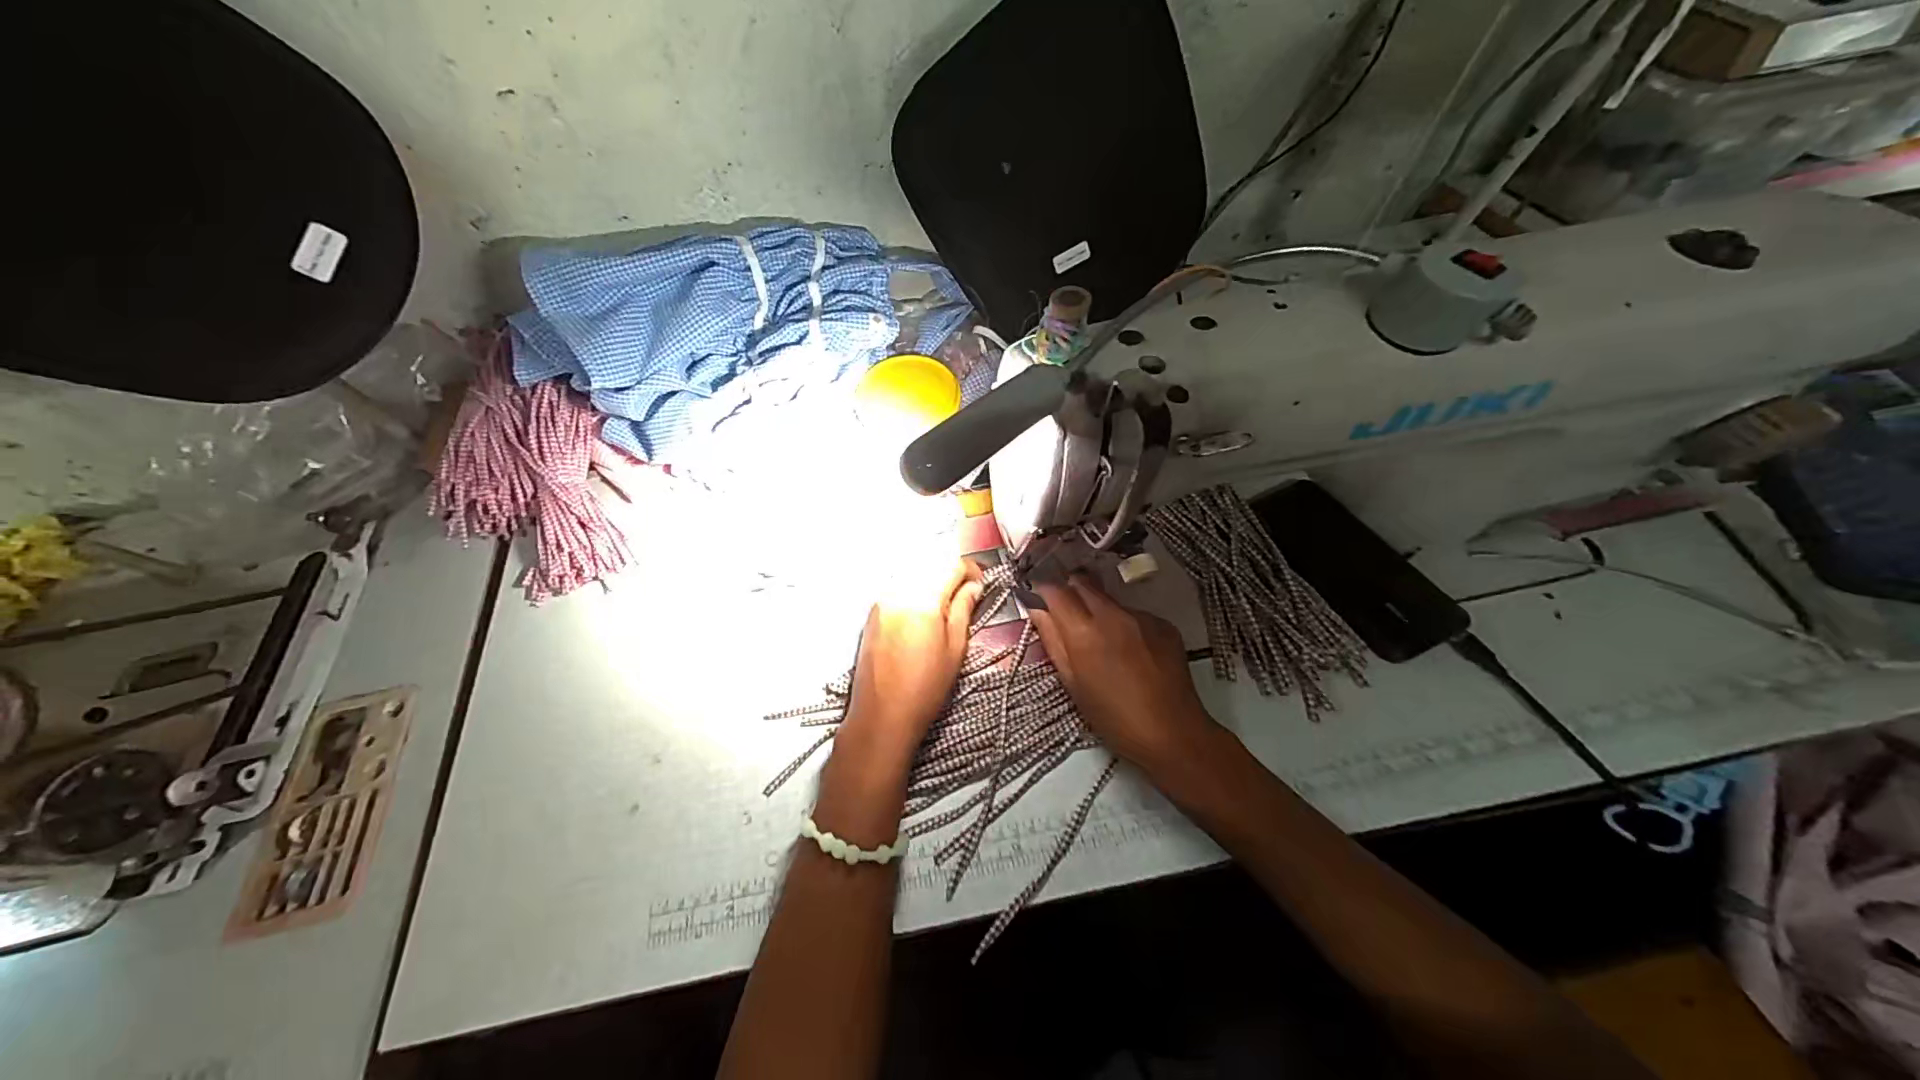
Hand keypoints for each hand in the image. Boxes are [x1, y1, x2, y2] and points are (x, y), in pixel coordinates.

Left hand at [845, 560, 984, 749]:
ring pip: (912, 570)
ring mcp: (881, 600)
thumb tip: (973, 587)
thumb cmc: (922, 690)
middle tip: (967, 589)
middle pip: (930, 560)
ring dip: (931, 575)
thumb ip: (964, 609)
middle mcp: (898, 592)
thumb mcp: (955, 648)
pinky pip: (897, 584)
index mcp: (922, 599)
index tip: (980, 583)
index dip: (971, 570)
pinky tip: (924, 606)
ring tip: (946, 599)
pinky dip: (914, 585)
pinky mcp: (872, 612)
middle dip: (950, 569)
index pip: (951, 564)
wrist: (882, 716)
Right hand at [1029, 572, 1220, 772]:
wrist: (1173, 733)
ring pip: (1108, 598)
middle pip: (1082, 583)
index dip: (1041, 589)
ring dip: (1096, 609)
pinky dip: (1123, 624)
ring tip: (1101, 641)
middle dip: (1068, 592)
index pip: (1054, 588)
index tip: (1037, 597)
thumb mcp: (1072, 684)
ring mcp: (1141, 616)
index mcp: (1084, 632)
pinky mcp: (1163, 623)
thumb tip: (1036, 608)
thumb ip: (1052, 640)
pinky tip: (1129, 651)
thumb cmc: (1113, 718)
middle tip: (1064, 616)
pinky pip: (1133, 613)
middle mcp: (1113, 614)